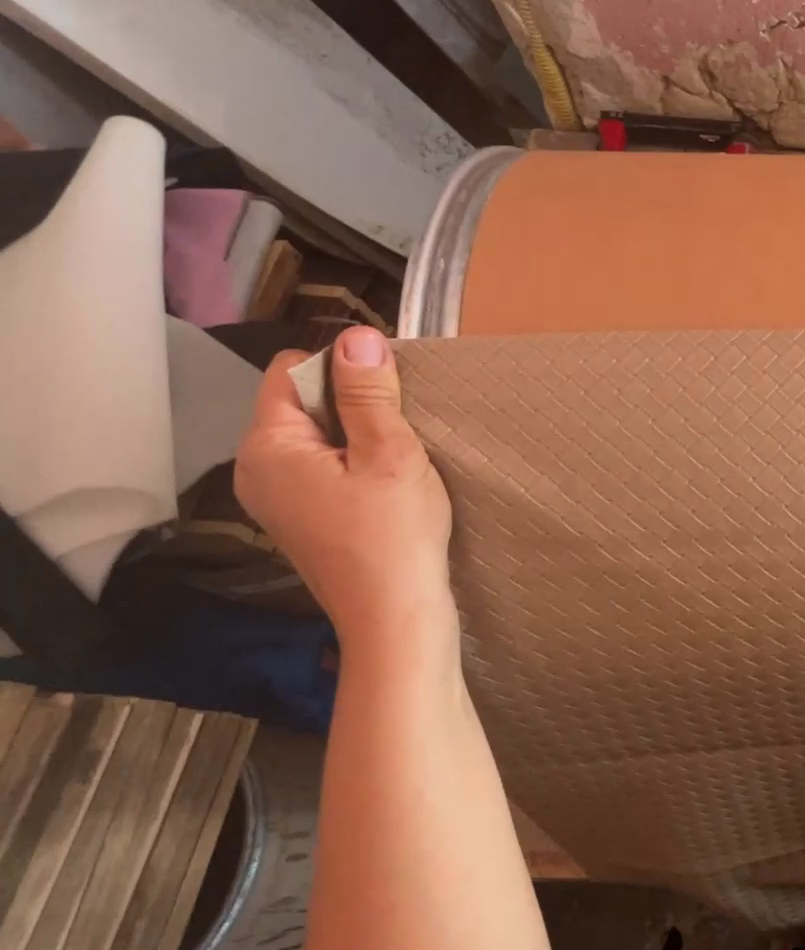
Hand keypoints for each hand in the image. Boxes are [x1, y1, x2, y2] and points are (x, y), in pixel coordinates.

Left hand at [235, 326, 452, 646]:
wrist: (395, 613)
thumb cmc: (395, 533)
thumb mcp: (390, 454)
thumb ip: (369, 395)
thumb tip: (356, 336)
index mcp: (268, 446)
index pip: (290, 372)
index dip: (342, 370)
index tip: (391, 395)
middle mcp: (256, 468)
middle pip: (302, 406)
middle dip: (353, 407)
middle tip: (404, 435)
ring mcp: (275, 499)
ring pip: (316, 441)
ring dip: (359, 440)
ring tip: (400, 464)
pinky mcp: (300, 521)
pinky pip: (322, 471)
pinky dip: (355, 468)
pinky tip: (388, 491)